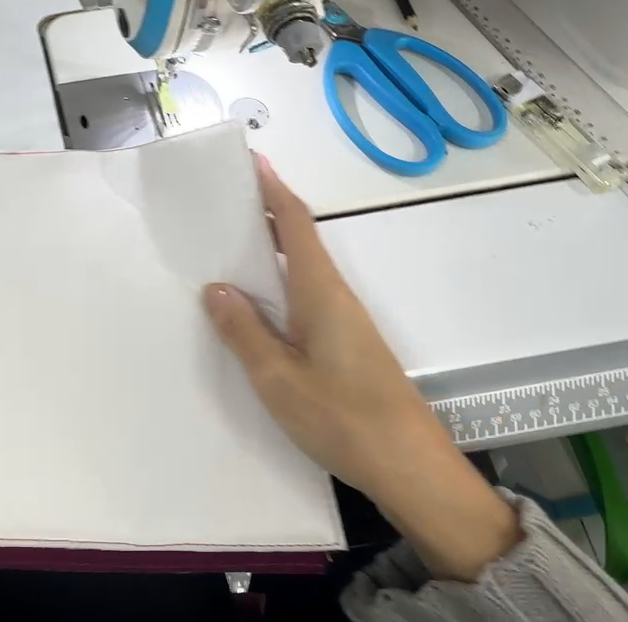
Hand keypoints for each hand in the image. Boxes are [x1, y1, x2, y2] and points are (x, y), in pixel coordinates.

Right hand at [203, 156, 520, 580]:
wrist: (411, 468)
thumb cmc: (343, 417)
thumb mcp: (278, 377)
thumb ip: (244, 330)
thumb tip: (216, 287)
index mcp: (320, 291)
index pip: (296, 223)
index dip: (273, 189)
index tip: (252, 160)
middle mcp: (335, 295)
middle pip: (300, 239)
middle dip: (266, 212)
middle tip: (222, 202)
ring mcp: (344, 321)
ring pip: (302, 268)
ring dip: (270, 248)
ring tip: (227, 245)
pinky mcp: (346, 344)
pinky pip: (305, 295)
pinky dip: (278, 282)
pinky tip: (256, 303)